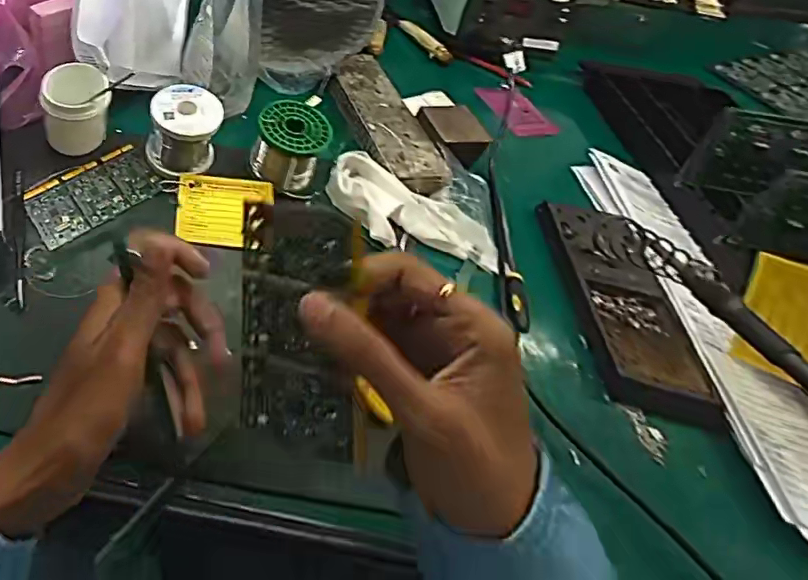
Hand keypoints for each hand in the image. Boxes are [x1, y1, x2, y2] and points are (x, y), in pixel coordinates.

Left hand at [0, 230, 228, 537]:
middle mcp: (118, 318)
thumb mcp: (124, 350)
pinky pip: (160, 372)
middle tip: (220, 357)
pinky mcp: (125, 378)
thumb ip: (144, 296)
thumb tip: (157, 242)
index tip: (207, 274)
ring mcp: (122, 349)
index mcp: (113, 302)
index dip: (176, 256)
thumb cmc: (87, 409)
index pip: (145, 255)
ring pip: (169, 343)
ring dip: (189, 377)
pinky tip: (186, 424)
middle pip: (168, 300)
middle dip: (198, 326)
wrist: (50, 470)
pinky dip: (175, 394)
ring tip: (198, 417)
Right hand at [299, 253, 536, 536]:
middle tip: (311, 316)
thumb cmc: (474, 467)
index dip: (364, 275)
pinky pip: (379, 343)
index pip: (409, 274)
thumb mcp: (420, 409)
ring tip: (312, 335)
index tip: (321, 291)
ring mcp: (435, 348)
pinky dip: (355, 349)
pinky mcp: (418, 370)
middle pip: (391, 292)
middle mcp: (455, 327)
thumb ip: (366, 353)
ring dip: (349, 326)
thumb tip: (310, 301)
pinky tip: (330, 358)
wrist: (497, 533)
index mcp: (473, 324)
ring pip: (381, 316)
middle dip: (352, 302)